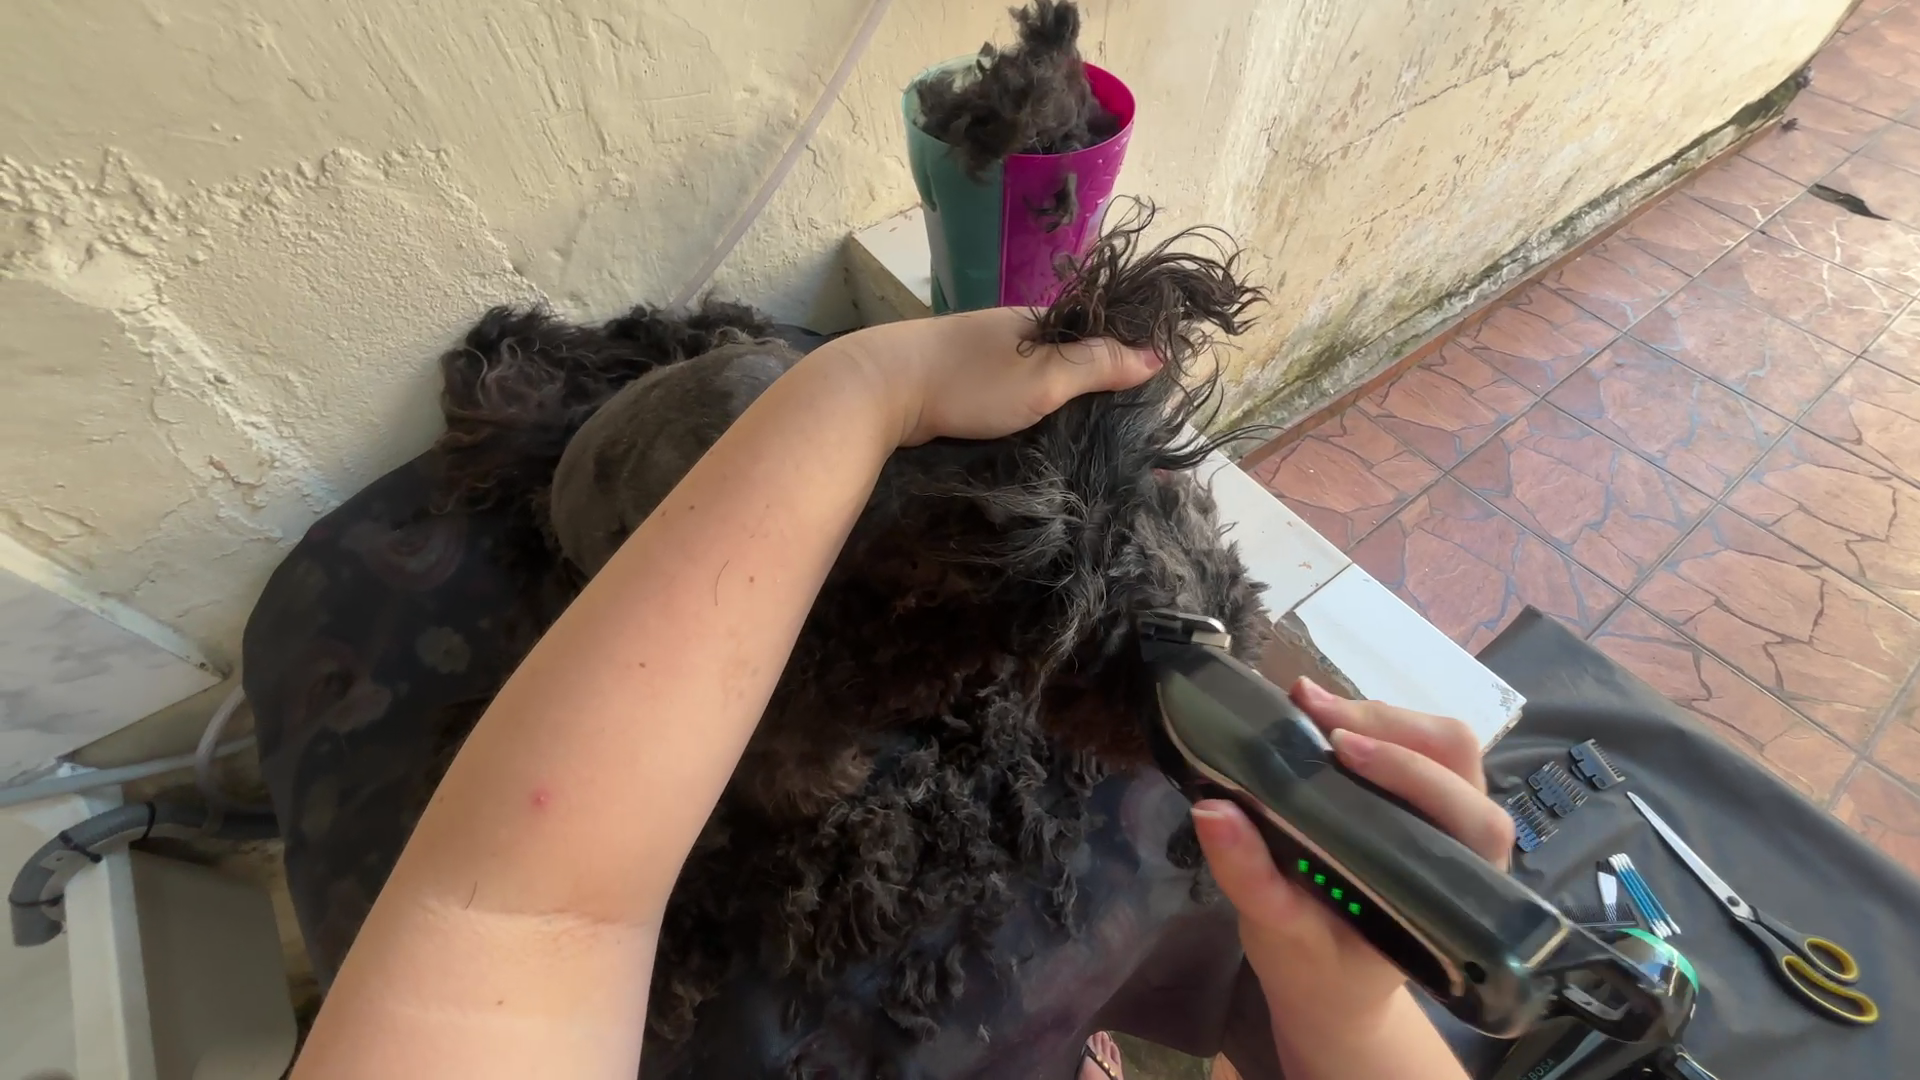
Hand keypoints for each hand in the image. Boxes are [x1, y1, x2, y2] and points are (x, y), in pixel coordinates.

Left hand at [827, 307, 1163, 445]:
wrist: (886, 389)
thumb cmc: (972, 380)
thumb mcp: (1046, 377)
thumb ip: (1099, 365)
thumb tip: (1156, 355)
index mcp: (1044, 320)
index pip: (1104, 336)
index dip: (1131, 364)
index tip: (1152, 405)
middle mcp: (1020, 333)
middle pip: (1075, 360)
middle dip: (1101, 392)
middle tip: (1124, 437)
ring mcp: (990, 357)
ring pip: (1044, 381)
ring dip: (1067, 406)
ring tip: (1092, 443)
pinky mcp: (966, 384)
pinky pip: (1016, 396)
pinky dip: (1035, 413)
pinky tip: (1043, 435)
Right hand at [1191, 678, 1514, 1033]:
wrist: (1326, 981)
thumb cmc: (1315, 965)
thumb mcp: (1278, 930)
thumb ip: (1250, 876)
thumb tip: (1211, 810)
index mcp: (1452, 891)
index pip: (1465, 813)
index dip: (1409, 768)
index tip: (1337, 746)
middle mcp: (1460, 846)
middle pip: (1454, 756)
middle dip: (1383, 722)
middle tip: (1308, 709)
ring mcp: (1437, 817)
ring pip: (1433, 740)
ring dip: (1371, 713)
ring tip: (1304, 705)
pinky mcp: (1406, 798)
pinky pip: (1404, 741)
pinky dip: (1361, 718)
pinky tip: (1312, 715)